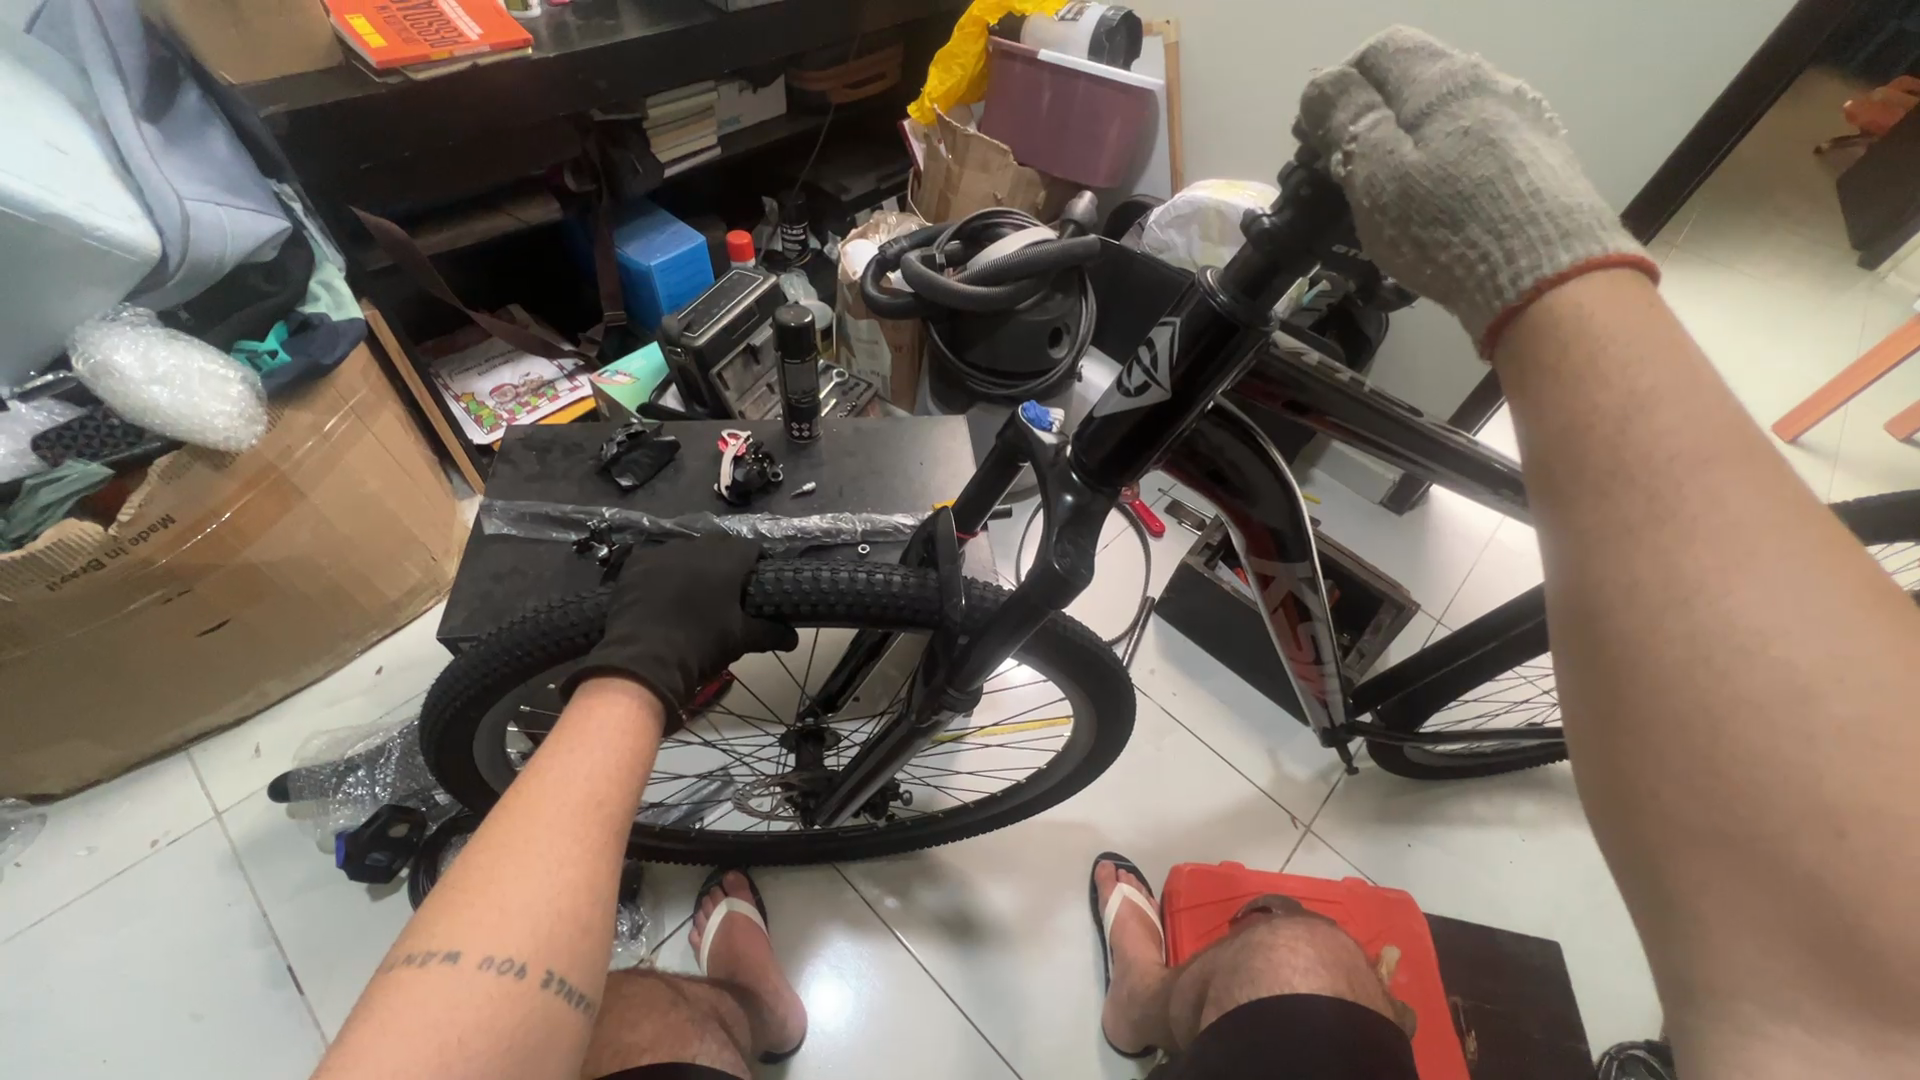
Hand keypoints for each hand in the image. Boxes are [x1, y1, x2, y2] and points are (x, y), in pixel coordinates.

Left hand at [561, 537, 798, 728]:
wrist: (643, 660)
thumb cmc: (701, 645)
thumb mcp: (741, 640)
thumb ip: (770, 633)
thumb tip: (794, 639)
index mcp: (726, 561)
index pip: (750, 547)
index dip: (757, 560)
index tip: (759, 578)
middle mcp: (695, 548)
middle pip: (719, 543)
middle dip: (726, 558)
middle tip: (729, 584)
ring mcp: (662, 553)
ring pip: (686, 549)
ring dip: (695, 562)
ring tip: (694, 587)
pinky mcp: (635, 564)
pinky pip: (656, 558)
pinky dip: (664, 569)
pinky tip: (663, 589)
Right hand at [1296, 26, 1656, 355]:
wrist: (1543, 275)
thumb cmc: (1445, 223)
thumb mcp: (1376, 172)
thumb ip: (1347, 120)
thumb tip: (1322, 84)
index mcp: (1443, 79)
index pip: (1380, 50)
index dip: (1336, 86)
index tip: (1311, 137)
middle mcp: (1488, 83)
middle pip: (1413, 81)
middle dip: (1367, 116)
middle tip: (1336, 170)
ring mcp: (1518, 121)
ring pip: (1442, 115)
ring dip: (1401, 141)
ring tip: (1378, 190)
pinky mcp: (1533, 161)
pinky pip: (1469, 144)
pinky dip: (1434, 162)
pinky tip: (1427, 203)